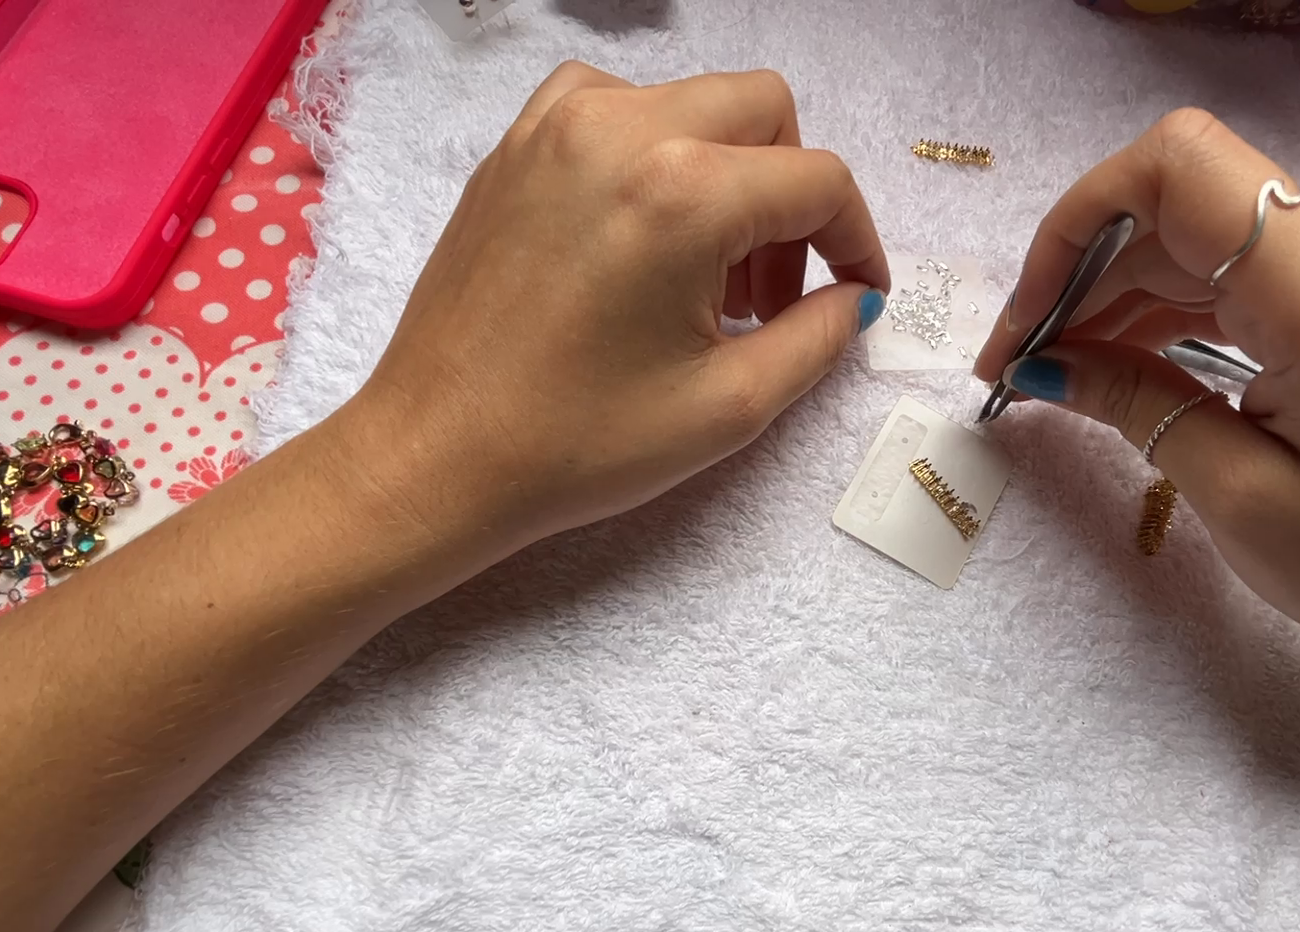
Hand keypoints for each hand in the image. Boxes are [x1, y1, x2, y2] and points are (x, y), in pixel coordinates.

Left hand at [343, 62, 889, 570]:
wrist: (438, 457)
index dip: (858, 238)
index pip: (817, 181)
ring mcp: (556, 123)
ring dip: (732, 180)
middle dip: (796, 201)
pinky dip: (665, 165)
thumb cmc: (581, 446)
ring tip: (710, 282)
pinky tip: (649, 246)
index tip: (861, 292)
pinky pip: (625, 115)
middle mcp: (619, 125)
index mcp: (680, 192)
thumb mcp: (730, 406)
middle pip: (765, 114)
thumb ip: (817, 338)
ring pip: (696, 106)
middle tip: (776, 295)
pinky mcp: (518, 145)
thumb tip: (856, 298)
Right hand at [975, 109, 1299, 696]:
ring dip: (1118, 294)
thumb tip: (1040, 361)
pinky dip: (1171, 306)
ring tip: (1055, 367)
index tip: (1027, 313)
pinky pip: (1246, 269)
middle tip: (1017, 362)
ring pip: (1207, 237)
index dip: (1080, 218)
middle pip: (1184, 208)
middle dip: (1081, 275)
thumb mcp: (1234, 494)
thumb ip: (1134, 403)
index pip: (1186, 171)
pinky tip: (1120, 356)